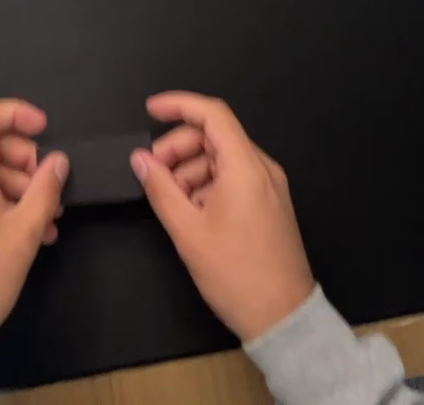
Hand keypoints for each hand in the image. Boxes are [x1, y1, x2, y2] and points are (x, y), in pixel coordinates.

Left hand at [0, 99, 69, 351]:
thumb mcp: (24, 232)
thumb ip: (45, 189)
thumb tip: (58, 159)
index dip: (16, 112)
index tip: (45, 128)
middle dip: (26, 160)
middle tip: (51, 188)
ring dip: (20, 188)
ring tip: (49, 221)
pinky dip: (3, 204)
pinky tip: (30, 234)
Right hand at [130, 91, 314, 340]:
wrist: (284, 320)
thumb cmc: (235, 274)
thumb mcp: (188, 231)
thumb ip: (160, 188)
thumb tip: (140, 159)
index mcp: (245, 167)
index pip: (212, 113)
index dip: (179, 104)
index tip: (150, 110)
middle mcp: (262, 168)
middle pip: (214, 135)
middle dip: (179, 146)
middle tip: (154, 172)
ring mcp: (270, 186)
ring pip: (222, 156)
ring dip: (191, 168)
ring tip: (173, 200)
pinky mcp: (271, 203)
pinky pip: (235, 176)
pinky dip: (208, 183)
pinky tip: (193, 211)